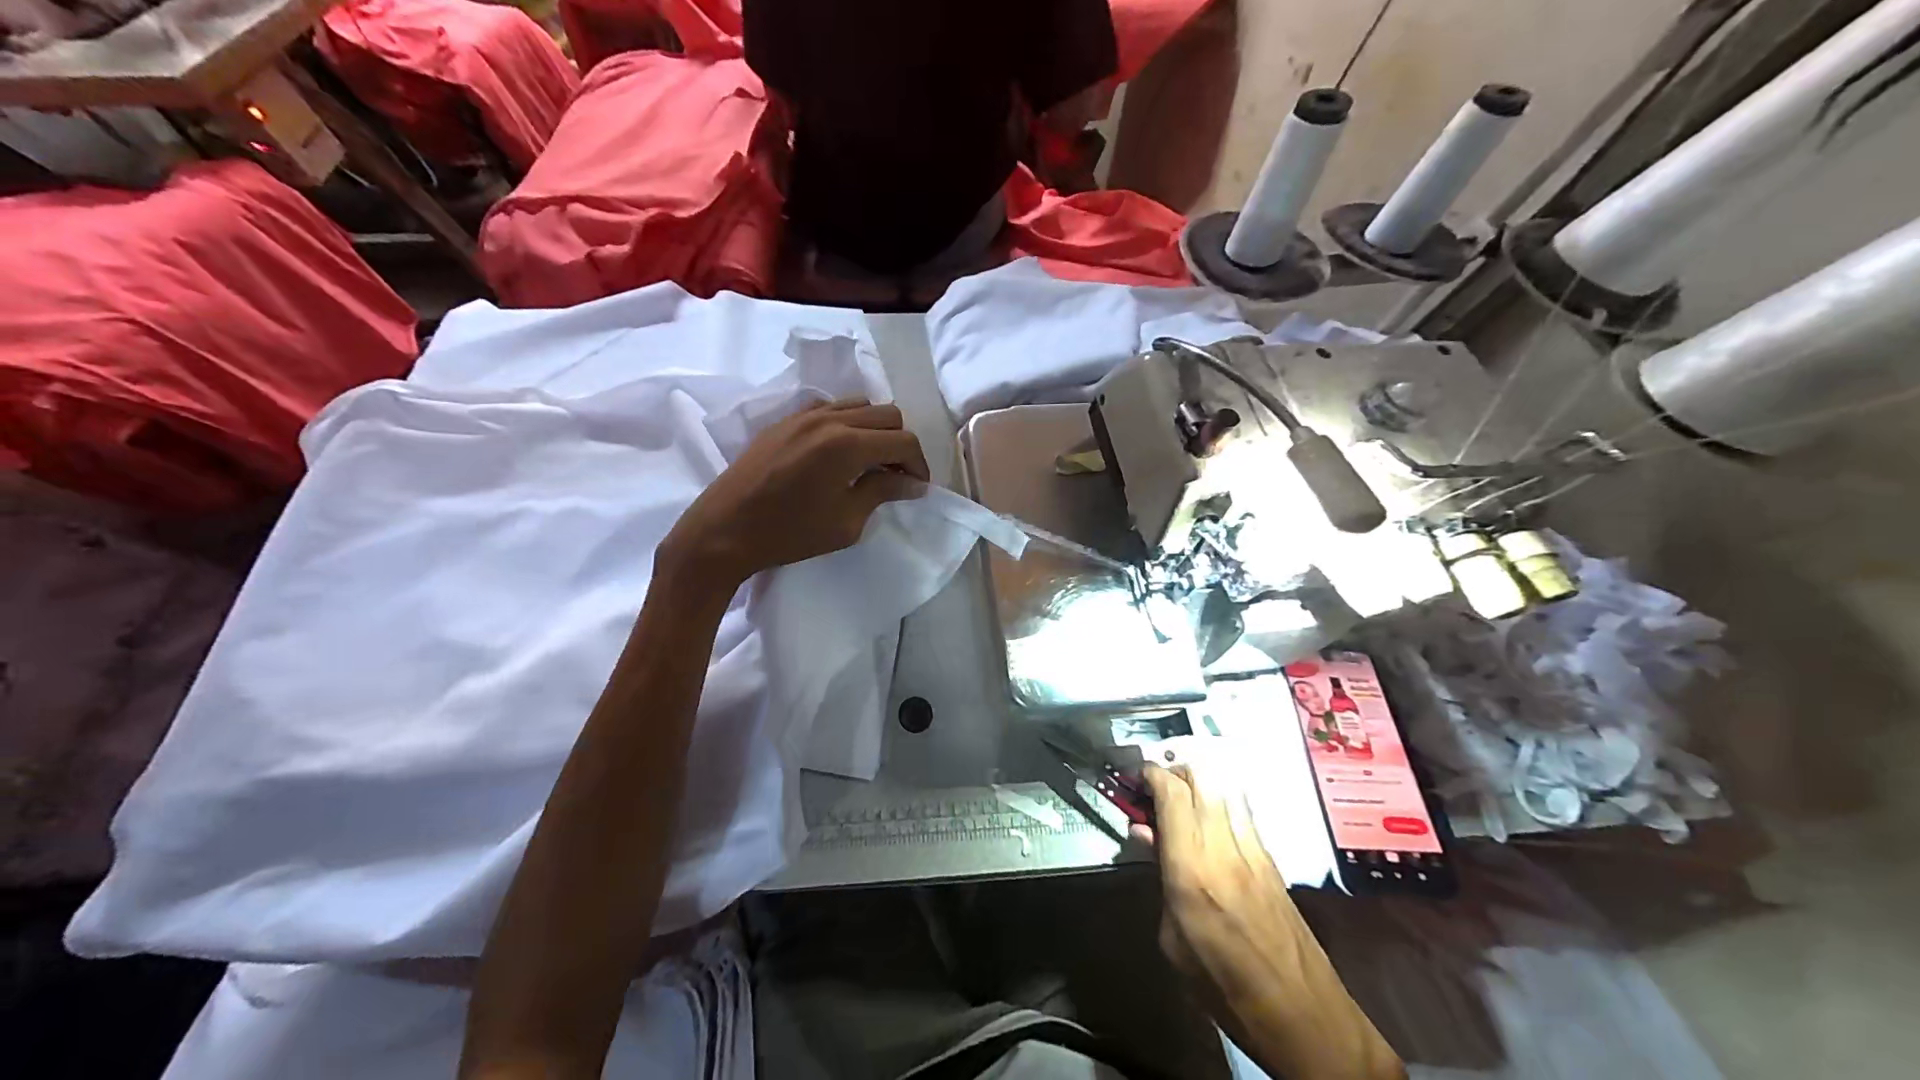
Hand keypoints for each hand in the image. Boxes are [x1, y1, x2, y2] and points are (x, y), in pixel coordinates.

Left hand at [660, 400, 929, 587]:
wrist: (724, 529)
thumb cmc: (788, 534)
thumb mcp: (846, 522)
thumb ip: (881, 492)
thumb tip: (912, 482)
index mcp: (847, 445)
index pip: (903, 441)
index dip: (918, 465)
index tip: (918, 487)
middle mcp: (829, 419)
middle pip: (887, 415)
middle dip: (901, 444)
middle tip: (897, 476)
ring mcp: (804, 414)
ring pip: (860, 405)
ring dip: (875, 430)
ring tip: (870, 463)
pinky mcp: (786, 420)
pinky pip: (831, 408)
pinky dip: (848, 423)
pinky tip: (840, 453)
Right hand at [1143, 763, 1403, 1079]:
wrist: (1301, 1015)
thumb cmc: (1223, 987)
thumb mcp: (1173, 940)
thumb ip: (1160, 878)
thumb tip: (1148, 837)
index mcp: (1192, 870)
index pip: (1173, 794)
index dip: (1151, 774)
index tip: (1137, 777)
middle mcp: (1225, 848)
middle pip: (1203, 777)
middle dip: (1176, 769)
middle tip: (1157, 783)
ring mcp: (1254, 850)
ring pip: (1227, 787)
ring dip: (1201, 781)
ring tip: (1183, 795)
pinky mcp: (1273, 860)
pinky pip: (1243, 811)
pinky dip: (1222, 801)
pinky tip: (1210, 819)